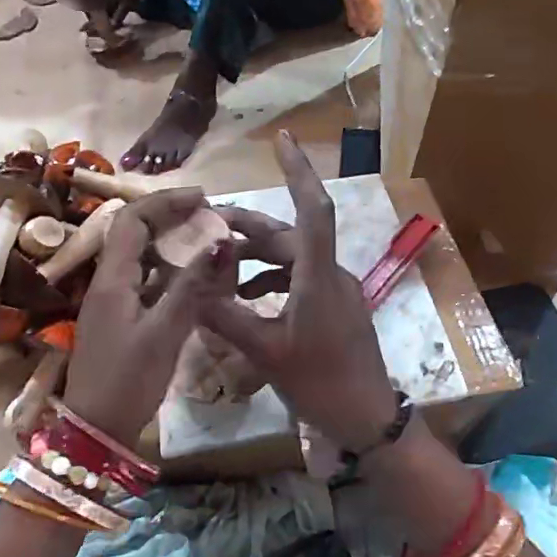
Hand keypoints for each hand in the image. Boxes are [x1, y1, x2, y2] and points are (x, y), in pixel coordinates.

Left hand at [61, 188, 236, 444]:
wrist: (95, 430)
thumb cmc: (128, 381)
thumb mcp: (165, 332)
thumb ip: (192, 286)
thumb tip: (221, 242)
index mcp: (112, 280)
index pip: (132, 220)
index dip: (164, 202)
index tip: (202, 198)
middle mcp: (108, 282)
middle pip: (132, 231)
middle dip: (168, 215)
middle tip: (207, 213)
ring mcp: (113, 300)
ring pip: (139, 255)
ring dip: (170, 239)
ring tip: (205, 237)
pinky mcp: (121, 317)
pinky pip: (145, 278)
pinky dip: (169, 267)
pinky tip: (193, 276)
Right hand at [201, 131, 398, 449]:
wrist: (367, 417)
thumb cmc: (319, 383)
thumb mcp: (265, 352)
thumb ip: (226, 317)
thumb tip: (190, 287)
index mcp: (318, 276)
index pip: (313, 208)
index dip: (299, 170)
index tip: (283, 139)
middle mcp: (331, 273)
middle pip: (290, 234)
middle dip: (249, 227)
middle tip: (207, 224)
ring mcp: (336, 289)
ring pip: (293, 257)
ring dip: (257, 256)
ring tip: (217, 262)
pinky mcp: (336, 305)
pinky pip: (301, 278)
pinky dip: (271, 280)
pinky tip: (244, 296)